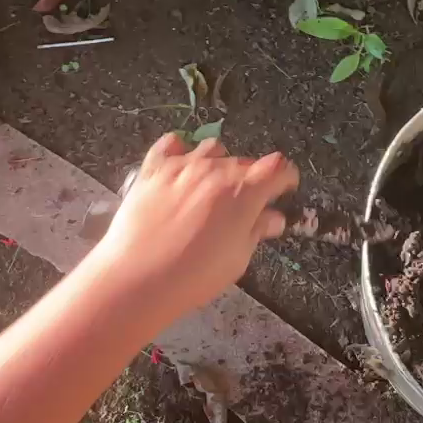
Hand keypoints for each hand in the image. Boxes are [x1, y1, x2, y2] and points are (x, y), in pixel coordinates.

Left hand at [88, 133, 299, 313]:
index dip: (285, 178)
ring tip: (211, 186)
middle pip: (245, 162)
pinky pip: (172, 143)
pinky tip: (181, 168)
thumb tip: (273, 218)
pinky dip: (181, 150)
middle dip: (250, 179)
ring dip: (219, 162)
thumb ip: (256, 231)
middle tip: (242, 205)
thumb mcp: (237, 259)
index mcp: (244, 192)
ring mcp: (183, 166)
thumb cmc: (193, 277)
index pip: (277, 168)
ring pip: (212, 148)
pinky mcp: (154, 168)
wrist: (137, 279)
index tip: (283, 188)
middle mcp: (216, 170)